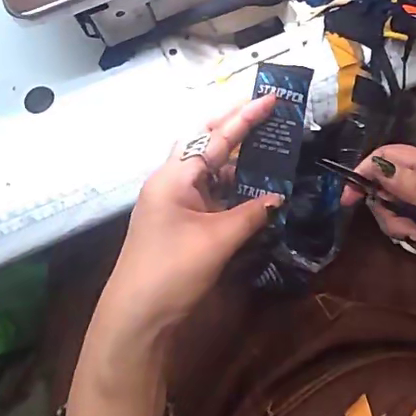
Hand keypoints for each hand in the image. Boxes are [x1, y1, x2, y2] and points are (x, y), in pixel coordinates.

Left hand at [70, 94, 282, 415]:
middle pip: (206, 144)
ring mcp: (174, 201)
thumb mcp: (217, 241)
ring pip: (209, 170)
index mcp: (174, 176)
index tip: (271, 97)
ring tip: (270, 146)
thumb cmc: (172, 271)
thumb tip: (279, 197)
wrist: (136, 318)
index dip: (245, 118)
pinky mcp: (179, 221)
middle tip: (268, 113)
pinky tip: (254, 187)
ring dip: (237, 160)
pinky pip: (209, 193)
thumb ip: (251, 214)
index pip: (214, 137)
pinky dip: (232, 187)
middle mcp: (172, 181)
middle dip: (235, 127)